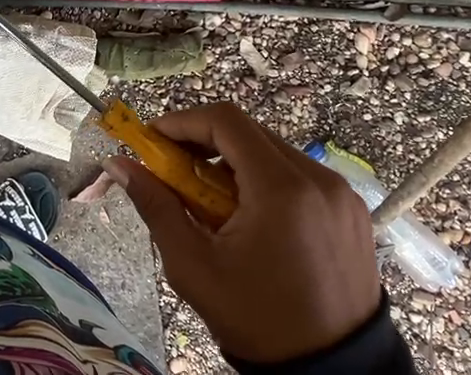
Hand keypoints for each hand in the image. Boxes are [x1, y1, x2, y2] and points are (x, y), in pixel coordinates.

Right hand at [105, 103, 380, 364]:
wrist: (335, 374)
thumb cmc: (257, 318)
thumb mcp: (193, 265)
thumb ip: (155, 206)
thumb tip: (118, 164)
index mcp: (282, 190)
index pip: (225, 121)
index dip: (182, 122)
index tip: (154, 141)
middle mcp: (319, 179)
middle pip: (248, 131)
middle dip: (203, 141)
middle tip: (173, 170)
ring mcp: (341, 195)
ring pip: (272, 150)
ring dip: (233, 160)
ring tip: (209, 200)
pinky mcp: (352, 211)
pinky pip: (297, 174)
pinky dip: (263, 179)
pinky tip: (247, 214)